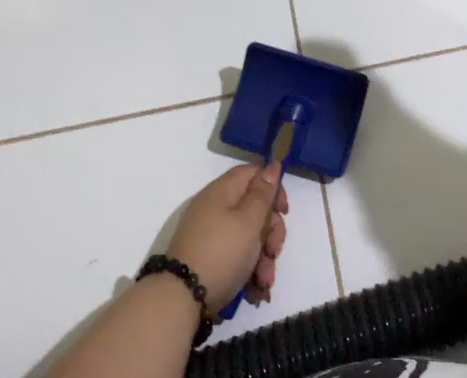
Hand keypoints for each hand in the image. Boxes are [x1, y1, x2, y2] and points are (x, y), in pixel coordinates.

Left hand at [166, 163, 288, 309]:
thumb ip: (263, 194)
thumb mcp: (249, 221)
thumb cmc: (221, 253)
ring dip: (263, 259)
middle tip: (274, 252)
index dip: (273, 188)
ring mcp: (211, 237)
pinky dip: (249, 272)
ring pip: (249, 238)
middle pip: (254, 209)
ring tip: (264, 282)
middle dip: (271, 233)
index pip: (253, 174)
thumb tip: (272, 166)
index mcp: (222, 192)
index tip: (285, 211)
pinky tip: (256, 291)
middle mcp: (215, 210)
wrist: (181, 300)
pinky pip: (237, 258)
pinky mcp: (210, 261)